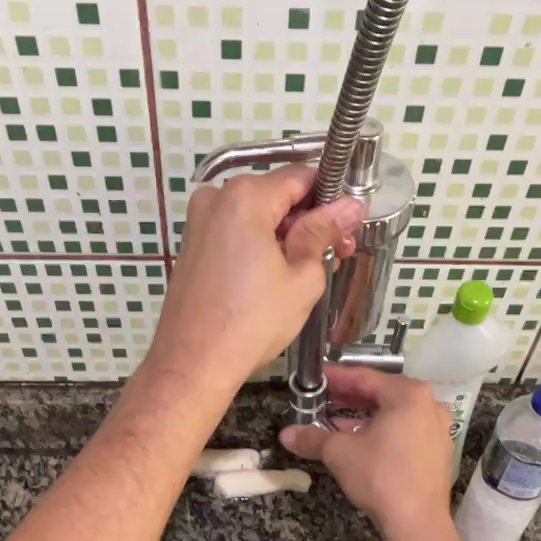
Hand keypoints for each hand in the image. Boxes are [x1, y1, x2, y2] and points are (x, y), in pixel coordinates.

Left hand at [146, 165, 364, 386]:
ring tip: (306, 275)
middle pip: (276, 196)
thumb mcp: (302, 277)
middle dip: (307, 222)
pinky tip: (274, 280)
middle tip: (333, 256)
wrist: (194, 363)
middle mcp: (216, 199)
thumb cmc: (250, 324)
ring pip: (256, 217)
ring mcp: (199, 222)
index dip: (330, 200)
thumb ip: (324, 234)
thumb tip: (348, 208)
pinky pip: (235, 234)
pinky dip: (259, 248)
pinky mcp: (192, 247)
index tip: (346, 227)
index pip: (301, 178)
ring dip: (284, 237)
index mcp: (245, 197)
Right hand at [279, 365, 455, 540]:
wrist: (417, 522)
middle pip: (382, 394)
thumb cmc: (380, 475)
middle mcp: (428, 405)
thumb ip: (312, 438)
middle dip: (350, 397)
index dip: (338, 377)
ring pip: (394, 414)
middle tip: (324, 397)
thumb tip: (285, 435)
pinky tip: (360, 442)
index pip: (366, 377)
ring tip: (335, 420)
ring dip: (364, 416)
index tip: (318, 376)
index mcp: (409, 395)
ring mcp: (437, 429)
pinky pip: (405, 431)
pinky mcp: (437, 452)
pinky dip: (382, 431)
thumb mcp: (340, 452)